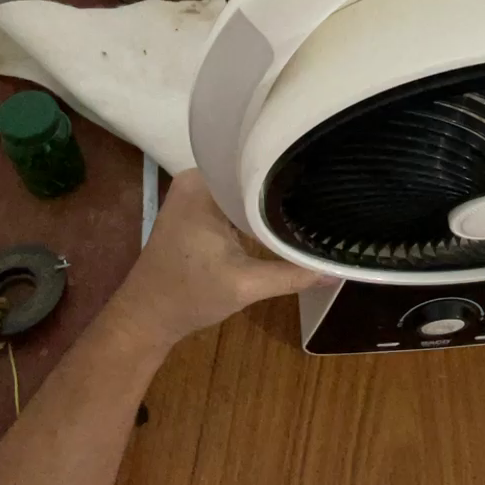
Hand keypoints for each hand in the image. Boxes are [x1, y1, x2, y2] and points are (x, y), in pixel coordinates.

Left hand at [100, 169, 328, 349]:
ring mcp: (194, 193)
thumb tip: (339, 270)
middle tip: (326, 195)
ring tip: (310, 205)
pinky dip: (254, 211)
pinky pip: (234, 200)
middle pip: (250, 175)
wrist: (145, 319)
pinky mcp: (196, 209)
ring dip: (269, 201)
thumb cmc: (188, 296)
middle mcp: (197, 179)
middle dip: (283, 187)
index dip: (289, 173)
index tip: (324, 181)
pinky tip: (281, 219)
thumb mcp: (246, 285)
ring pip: (244, 189)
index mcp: (203, 184)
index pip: (254, 165)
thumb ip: (293, 274)